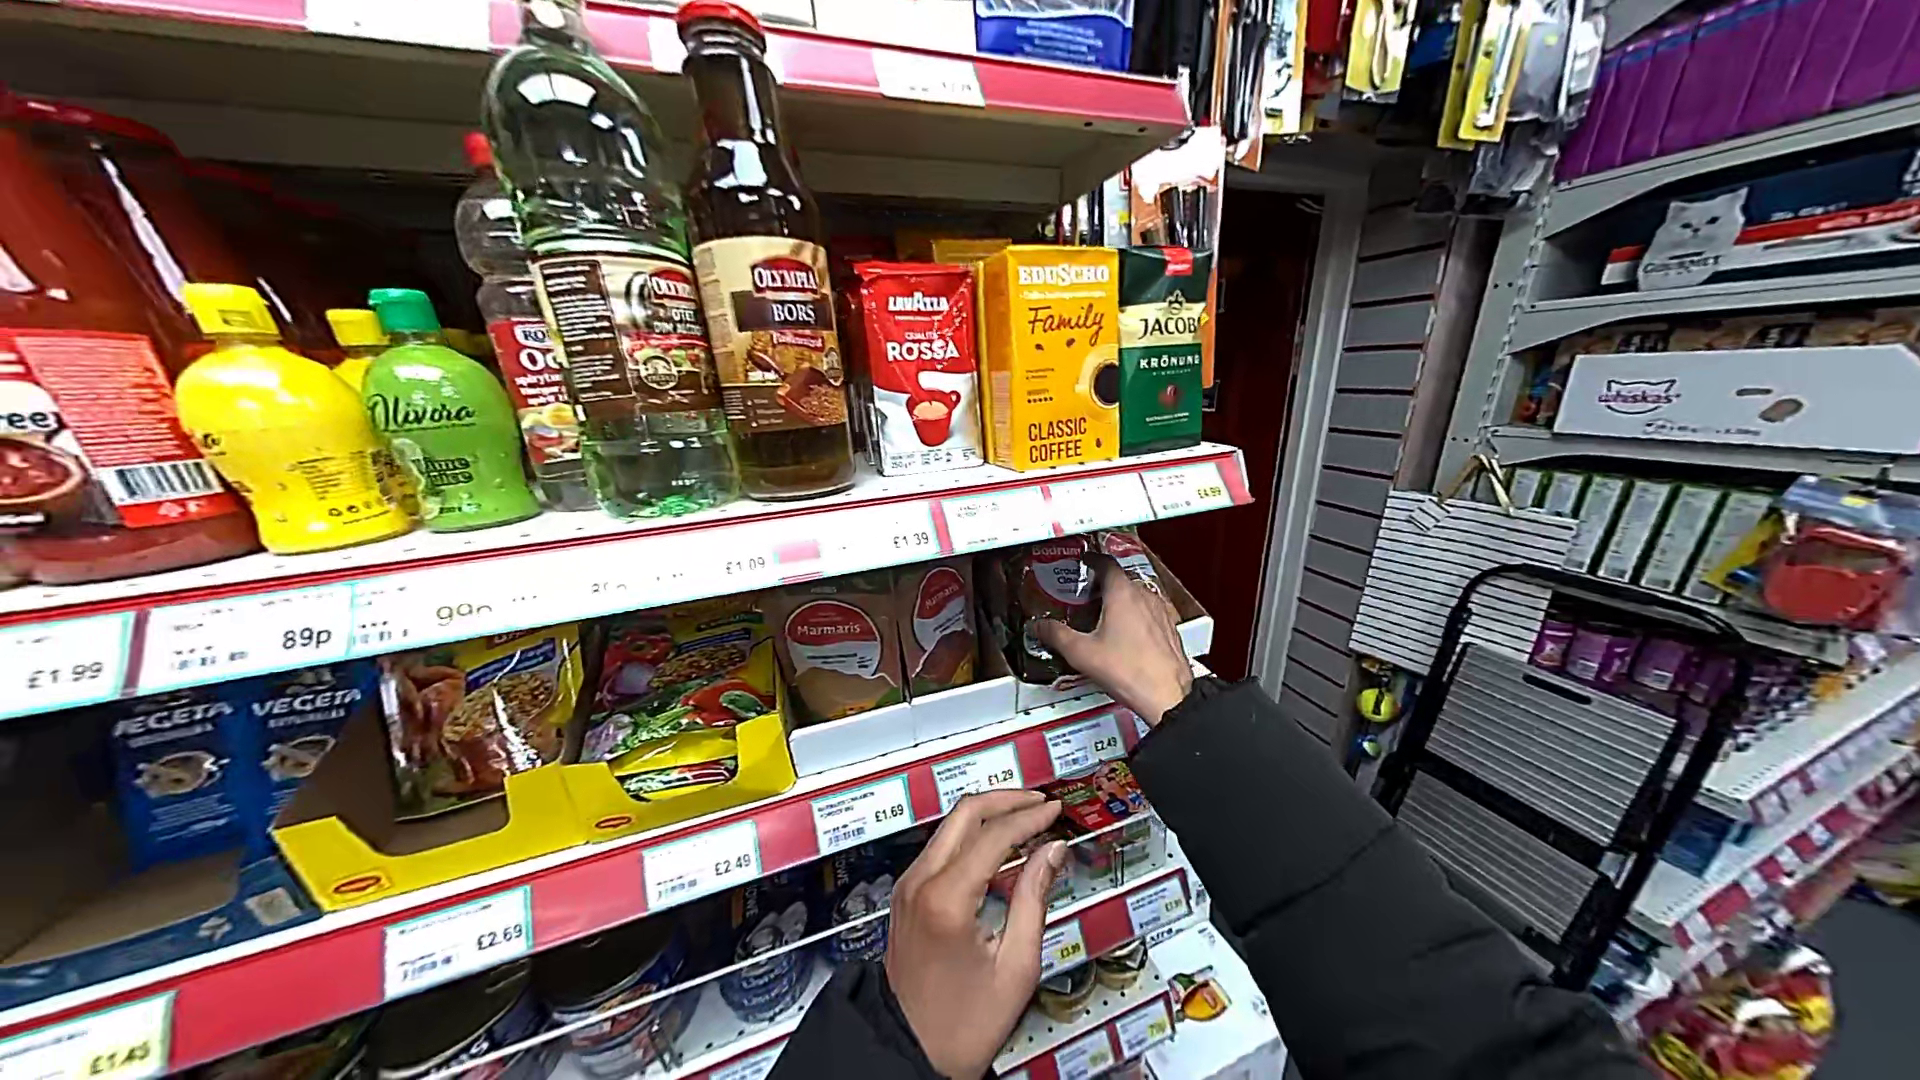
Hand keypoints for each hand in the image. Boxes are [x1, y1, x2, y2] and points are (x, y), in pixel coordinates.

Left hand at [886, 790, 1065, 1077]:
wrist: (908, 1049)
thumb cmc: (959, 1025)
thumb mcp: (1015, 968)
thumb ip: (1034, 899)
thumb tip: (1051, 851)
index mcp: (946, 899)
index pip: (994, 834)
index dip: (1029, 817)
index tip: (1054, 811)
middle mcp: (920, 881)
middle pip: (966, 812)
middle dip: (1007, 799)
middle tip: (1040, 803)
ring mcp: (909, 883)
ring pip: (952, 823)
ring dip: (989, 813)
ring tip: (1026, 818)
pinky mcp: (907, 890)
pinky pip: (942, 844)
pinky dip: (973, 833)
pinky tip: (999, 844)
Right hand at [1036, 554, 1192, 725]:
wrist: (1168, 696)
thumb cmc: (1131, 671)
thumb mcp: (1081, 653)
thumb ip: (1056, 635)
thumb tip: (1040, 627)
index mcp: (1122, 594)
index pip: (1106, 563)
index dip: (1092, 559)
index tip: (1084, 561)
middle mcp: (1144, 597)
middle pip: (1120, 579)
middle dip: (1102, 584)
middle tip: (1085, 593)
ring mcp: (1160, 612)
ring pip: (1136, 595)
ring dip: (1119, 599)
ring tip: (1102, 615)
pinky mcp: (1169, 628)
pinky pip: (1149, 611)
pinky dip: (1134, 614)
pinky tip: (1124, 635)